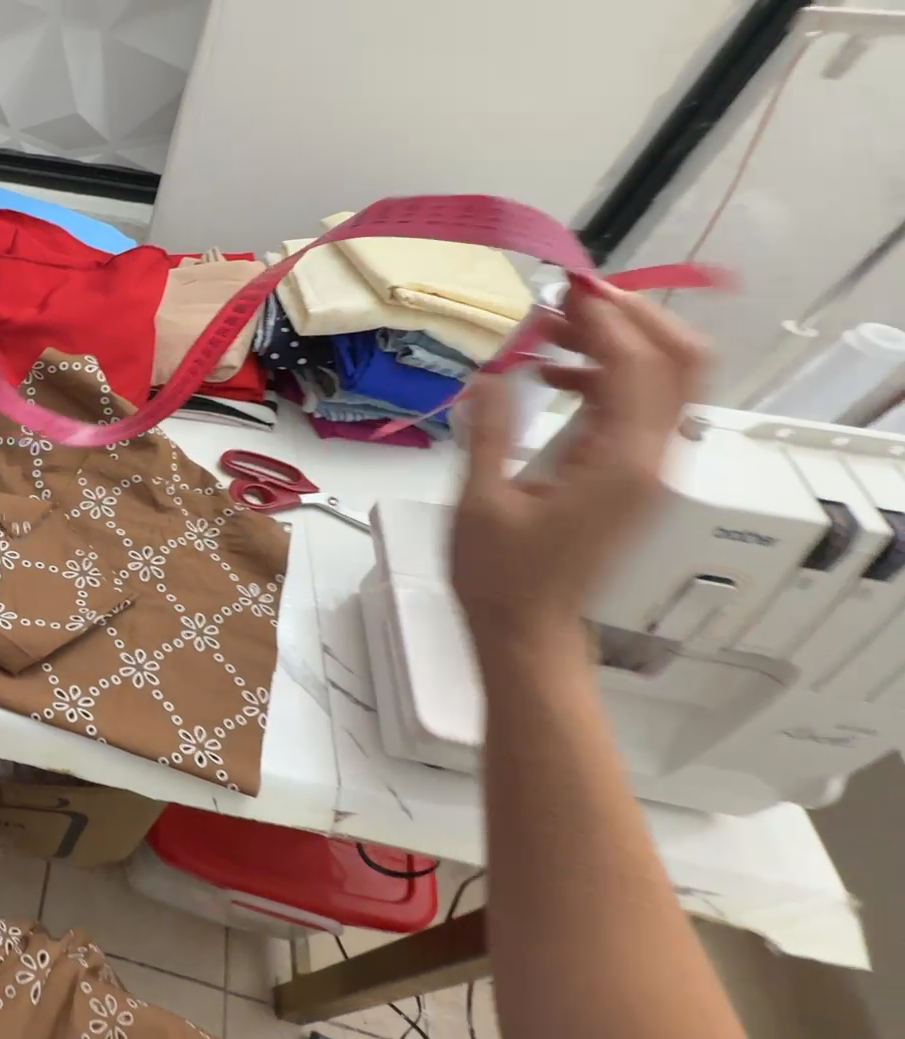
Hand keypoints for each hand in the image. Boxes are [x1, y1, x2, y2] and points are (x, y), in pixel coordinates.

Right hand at [452, 277, 707, 643]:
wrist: (527, 629)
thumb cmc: (499, 575)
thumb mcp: (480, 501)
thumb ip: (490, 433)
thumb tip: (490, 375)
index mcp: (618, 462)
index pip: (637, 364)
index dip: (605, 318)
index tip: (563, 289)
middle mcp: (650, 459)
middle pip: (678, 362)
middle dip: (629, 320)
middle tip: (567, 302)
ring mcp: (646, 469)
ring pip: (662, 382)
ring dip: (616, 346)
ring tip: (551, 333)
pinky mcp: (631, 479)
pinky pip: (638, 410)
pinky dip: (606, 380)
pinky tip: (555, 380)